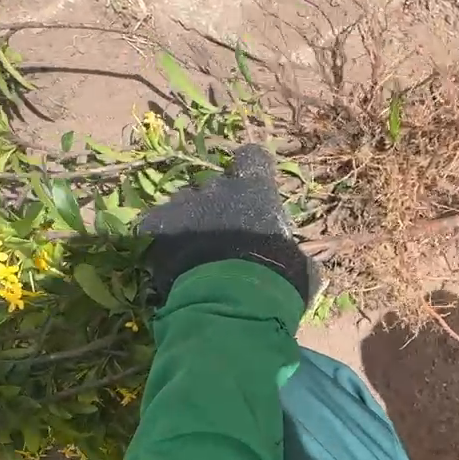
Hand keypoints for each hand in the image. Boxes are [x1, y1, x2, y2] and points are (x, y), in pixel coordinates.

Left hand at [138, 144, 315, 302]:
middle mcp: (217, 187)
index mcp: (255, 190)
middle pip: (214, 184)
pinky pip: (155, 224)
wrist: (234, 300)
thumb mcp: (300, 267)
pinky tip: (169, 256)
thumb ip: (296, 256)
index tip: (254, 184)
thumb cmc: (276, 279)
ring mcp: (184, 204)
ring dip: (190, 220)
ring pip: (184, 203)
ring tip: (196, 250)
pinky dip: (162, 237)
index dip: (253, 169)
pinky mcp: (159, 226)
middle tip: (225, 232)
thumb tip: (302, 264)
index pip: (253, 159)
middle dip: (219, 204)